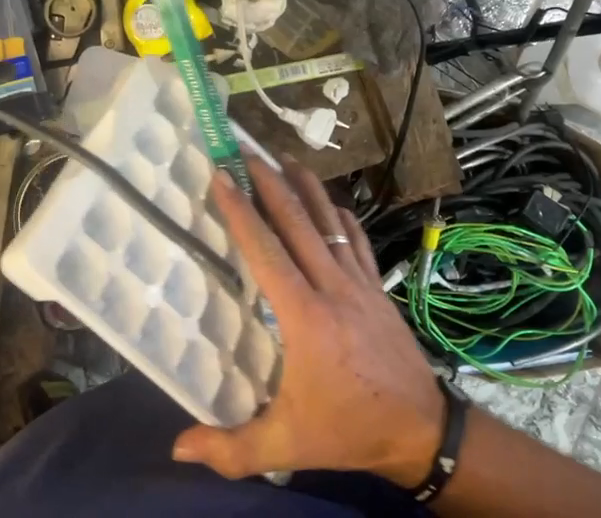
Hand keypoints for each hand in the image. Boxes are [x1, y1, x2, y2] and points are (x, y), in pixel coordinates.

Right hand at [172, 156, 445, 485]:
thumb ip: (231, 449)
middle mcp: (331, 287)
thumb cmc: (348, 431)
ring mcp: (359, 285)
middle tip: (244, 151)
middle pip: (296, 223)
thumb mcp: (286, 445)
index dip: (241, 211)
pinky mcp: (378, 289)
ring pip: (329, 223)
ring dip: (305, 188)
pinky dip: (340, 216)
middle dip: (268, 183)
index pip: (266, 251)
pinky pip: (357, 241)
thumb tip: (177, 449)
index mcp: (304, 316)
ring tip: (284, 158)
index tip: (221, 176)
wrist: (423, 432)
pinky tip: (331, 202)